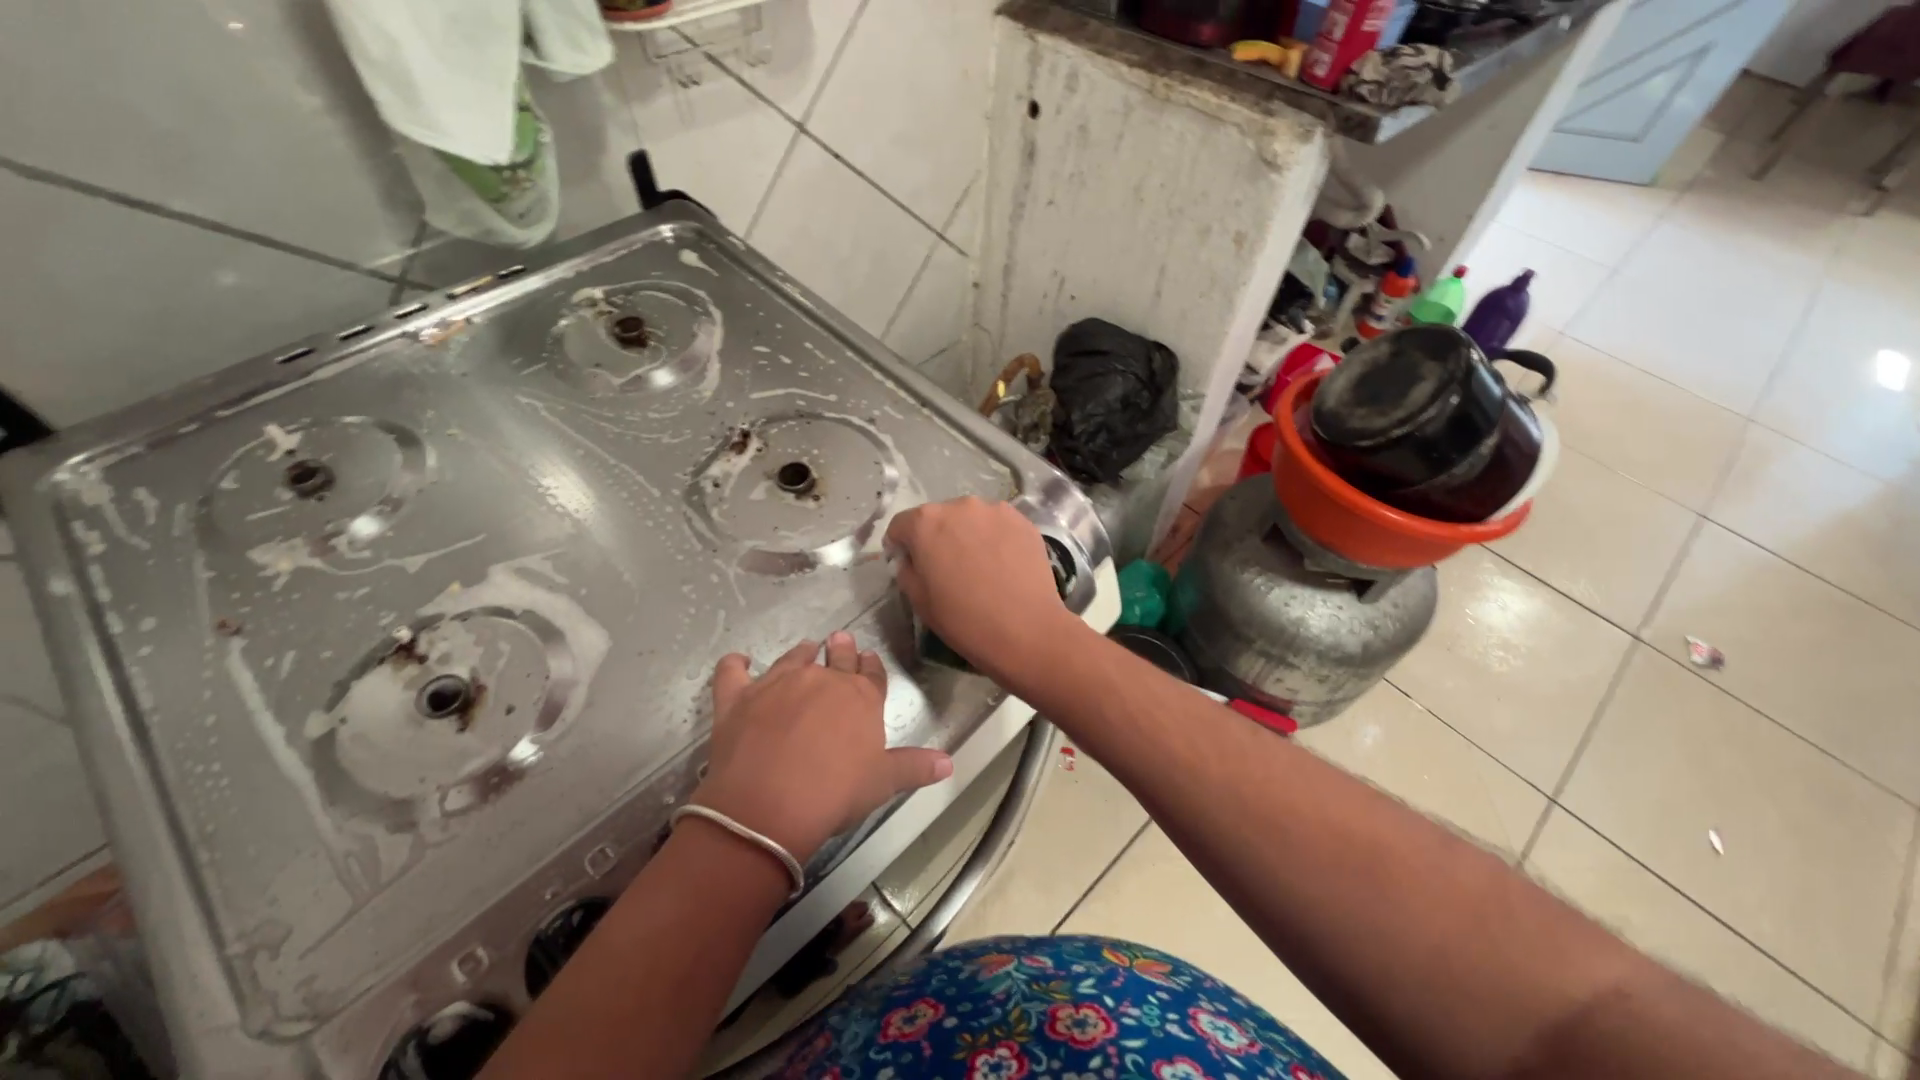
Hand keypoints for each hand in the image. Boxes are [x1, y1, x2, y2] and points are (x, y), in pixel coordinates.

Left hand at [691, 633, 952, 863]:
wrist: (769, 805)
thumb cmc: (835, 794)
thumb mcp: (883, 783)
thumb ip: (915, 767)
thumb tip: (949, 761)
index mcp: (860, 698)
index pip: (871, 674)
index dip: (871, 667)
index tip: (869, 659)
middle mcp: (820, 680)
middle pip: (836, 658)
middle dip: (841, 650)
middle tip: (841, 640)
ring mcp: (776, 684)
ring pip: (793, 658)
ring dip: (801, 653)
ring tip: (806, 649)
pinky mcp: (738, 697)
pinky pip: (733, 671)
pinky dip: (735, 664)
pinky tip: (739, 660)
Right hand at [884, 497, 1079, 680]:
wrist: (1025, 629)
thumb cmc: (964, 619)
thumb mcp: (919, 601)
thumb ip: (907, 570)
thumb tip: (912, 559)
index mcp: (925, 522)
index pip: (901, 525)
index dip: (900, 545)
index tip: (910, 565)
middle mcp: (959, 505)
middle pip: (938, 518)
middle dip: (937, 538)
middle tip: (947, 568)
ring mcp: (995, 510)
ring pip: (971, 520)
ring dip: (968, 535)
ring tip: (979, 567)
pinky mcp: (1023, 520)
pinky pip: (998, 526)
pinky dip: (995, 539)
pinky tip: (1003, 565)